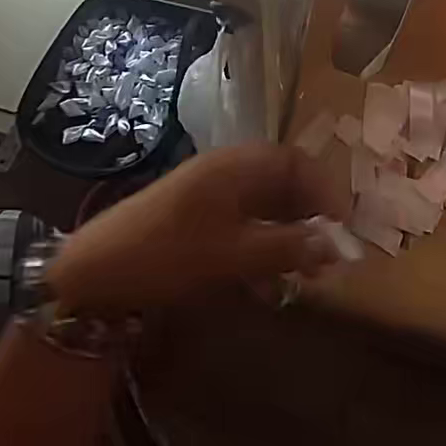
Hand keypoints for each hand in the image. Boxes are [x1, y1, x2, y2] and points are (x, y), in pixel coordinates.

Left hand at [47, 143, 349, 315]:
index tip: (345, 228)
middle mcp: (227, 169)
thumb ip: (288, 246)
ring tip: (303, 275)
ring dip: (287, 236)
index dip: (325, 191)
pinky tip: (264, 282)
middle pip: (282, 183)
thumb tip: (338, 243)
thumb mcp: (235, 254)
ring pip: (264, 206)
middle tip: (328, 259)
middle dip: (309, 218)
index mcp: (237, 165)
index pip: (296, 162)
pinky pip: (242, 223)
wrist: (99, 268)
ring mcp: (210, 191)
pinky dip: (260, 247)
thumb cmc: (170, 253)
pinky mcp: (197, 215)